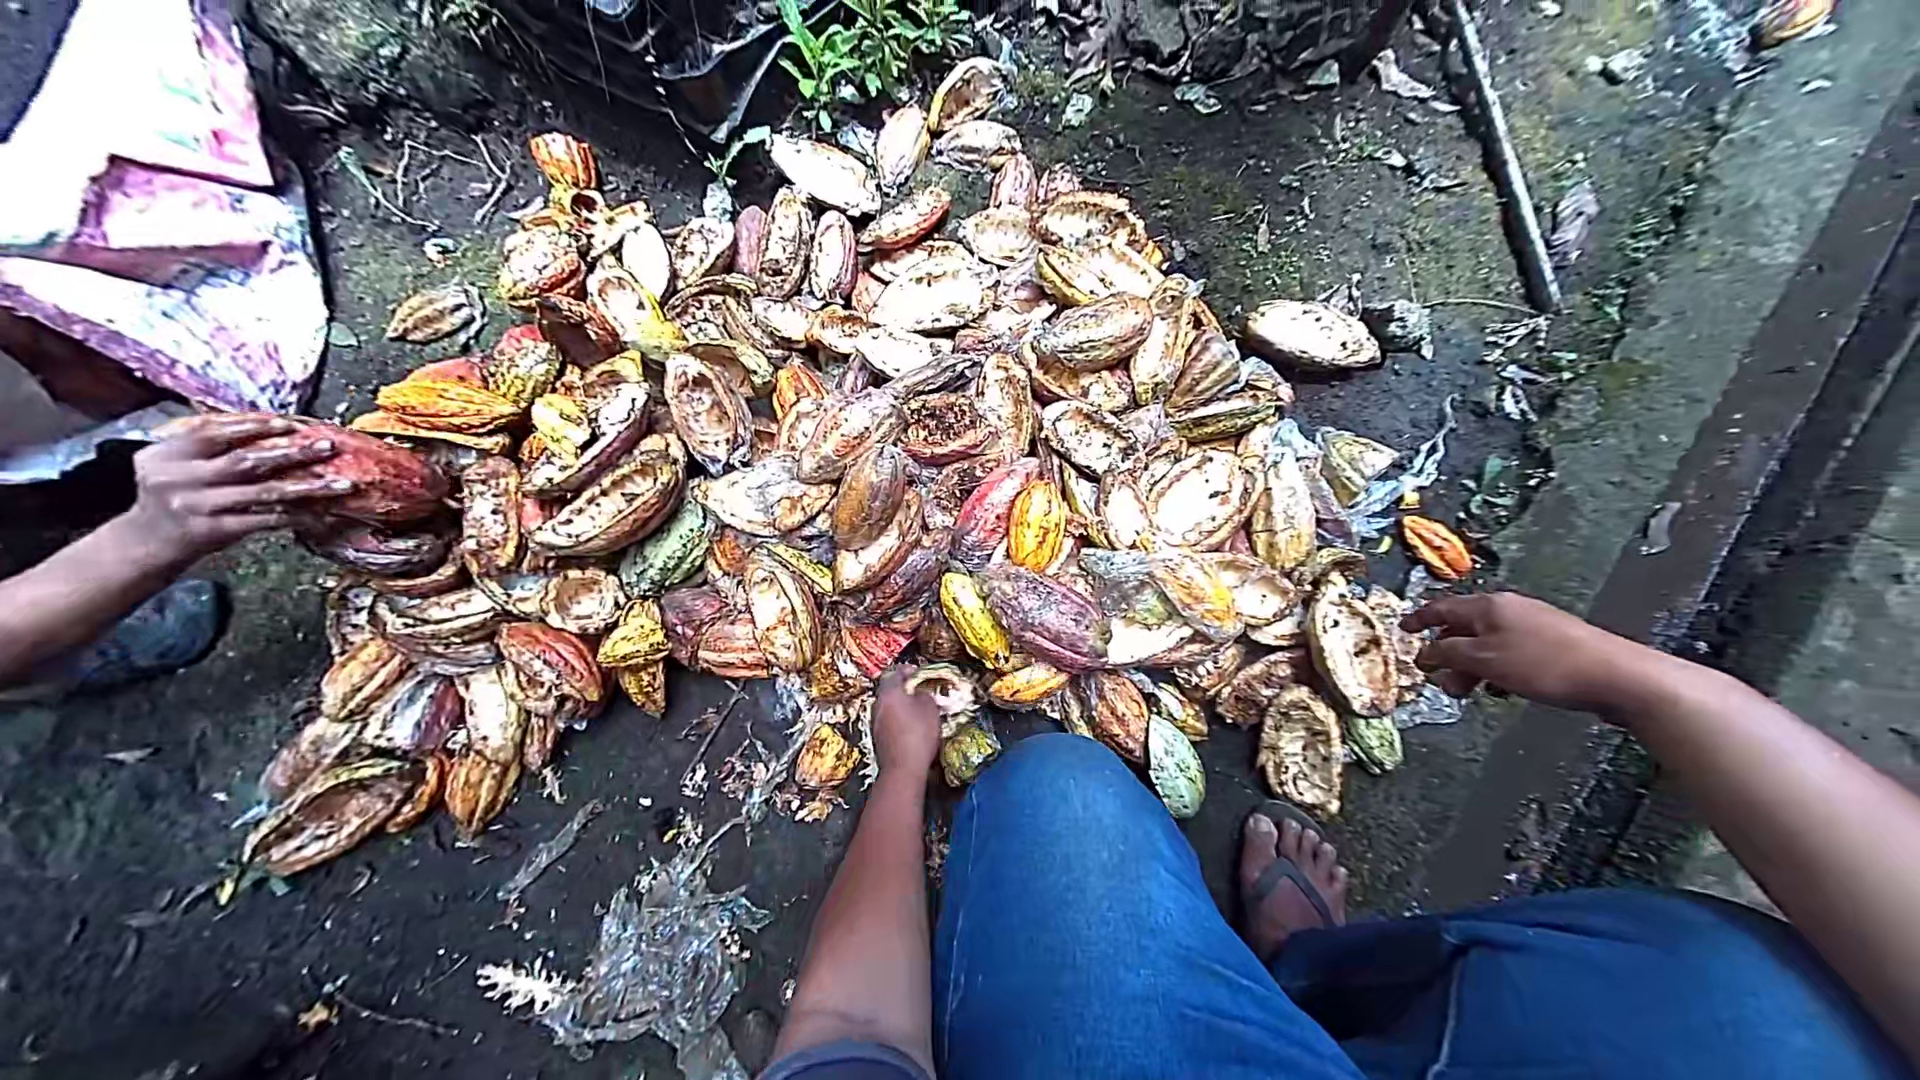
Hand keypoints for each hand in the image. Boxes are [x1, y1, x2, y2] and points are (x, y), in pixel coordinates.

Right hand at [122, 413, 349, 563]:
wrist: (148, 540)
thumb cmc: (177, 495)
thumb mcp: (176, 465)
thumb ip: (210, 447)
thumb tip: (270, 427)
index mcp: (165, 455)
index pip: (212, 432)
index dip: (253, 426)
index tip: (291, 424)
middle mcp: (176, 478)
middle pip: (246, 460)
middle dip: (293, 452)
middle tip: (328, 446)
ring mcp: (196, 505)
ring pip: (265, 491)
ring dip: (310, 487)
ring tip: (344, 483)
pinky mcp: (215, 529)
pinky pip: (268, 519)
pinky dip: (299, 515)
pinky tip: (324, 513)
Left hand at [873, 668, 941, 776]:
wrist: (902, 769)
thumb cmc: (918, 735)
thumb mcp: (930, 708)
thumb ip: (924, 694)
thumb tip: (919, 693)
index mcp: (889, 693)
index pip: (894, 673)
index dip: (907, 670)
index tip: (917, 672)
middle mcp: (877, 705)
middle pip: (889, 690)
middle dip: (903, 688)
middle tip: (918, 690)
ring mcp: (875, 722)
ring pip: (888, 706)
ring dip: (900, 704)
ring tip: (917, 709)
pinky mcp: (877, 738)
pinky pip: (888, 721)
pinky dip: (898, 719)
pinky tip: (911, 727)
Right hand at [1402, 592, 1661, 716]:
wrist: (1621, 678)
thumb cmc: (1544, 665)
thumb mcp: (1482, 660)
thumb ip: (1446, 654)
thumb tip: (1424, 653)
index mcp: (1488, 606)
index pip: (1440, 608)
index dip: (1418, 620)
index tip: (1403, 630)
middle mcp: (1509, 609)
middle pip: (1464, 629)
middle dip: (1447, 655)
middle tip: (1441, 680)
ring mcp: (1534, 624)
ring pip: (1487, 643)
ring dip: (1472, 667)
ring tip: (1472, 691)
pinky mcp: (1555, 643)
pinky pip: (1510, 652)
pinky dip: (1497, 668)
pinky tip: (1504, 689)